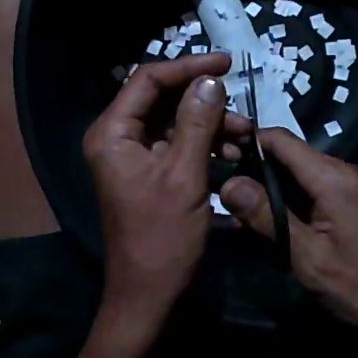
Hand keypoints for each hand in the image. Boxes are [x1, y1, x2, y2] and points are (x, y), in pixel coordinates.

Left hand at [83, 52, 248, 357]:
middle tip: (243, 112)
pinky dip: (202, 144)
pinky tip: (233, 152)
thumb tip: (211, 80)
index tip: (228, 63)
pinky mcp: (147, 172)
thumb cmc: (162, 237)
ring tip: (245, 137)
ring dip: (208, 124)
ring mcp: (130, 155)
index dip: (188, 66)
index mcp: (113, 132)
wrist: (147, 294)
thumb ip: (197, 123)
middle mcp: (116, 137)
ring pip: (172, 121)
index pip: (148, 79)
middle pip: (161, 98)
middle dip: (204, 100)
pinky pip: (175, 144)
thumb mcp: (185, 175)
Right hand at [221, 129, 357, 357]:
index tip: (215, 157)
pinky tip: (267, 226)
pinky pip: (310, 190)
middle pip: (287, 155)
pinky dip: (286, 202)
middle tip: (222, 195)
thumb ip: (266, 216)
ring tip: (238, 217)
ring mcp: (349, 187)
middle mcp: (343, 172)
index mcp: (333, 178)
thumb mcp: (306, 256)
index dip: (246, 142)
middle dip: (253, 171)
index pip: (280, 140)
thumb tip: (227, 183)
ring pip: (295, 174)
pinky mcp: (350, 202)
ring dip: (267, 190)